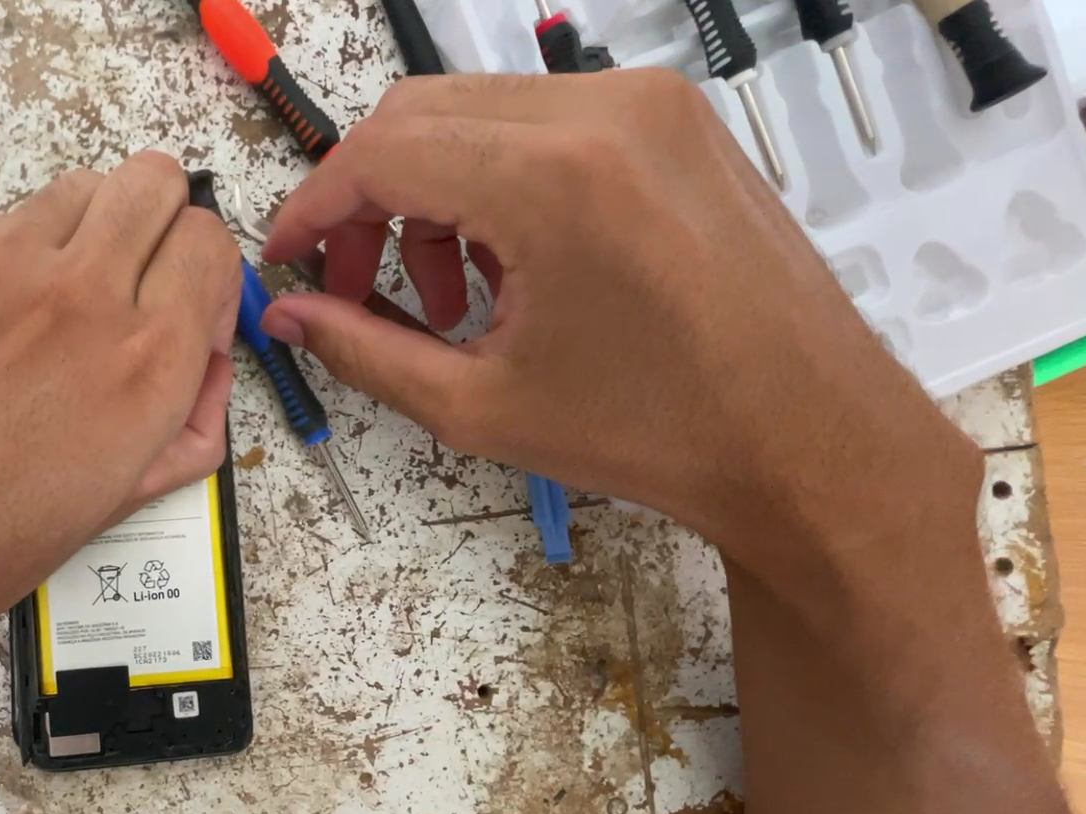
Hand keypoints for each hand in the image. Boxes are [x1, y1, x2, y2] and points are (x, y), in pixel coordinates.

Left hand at [0, 152, 241, 718]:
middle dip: (160, 231)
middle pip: (156, 182)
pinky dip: (17, 259)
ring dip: (90, 234)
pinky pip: (2, 224)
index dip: (206, 283)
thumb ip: (188, 427)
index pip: (212, 247)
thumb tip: (203, 369)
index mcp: (145, 364)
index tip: (184, 320)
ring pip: (81, 189)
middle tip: (134, 290)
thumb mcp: (118, 504)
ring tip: (59, 306)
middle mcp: (82, 294)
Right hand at [258, 73, 978, 579]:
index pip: (380, 153)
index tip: (282, 262)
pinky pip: (535, 126)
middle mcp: (601, 109)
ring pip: (472, 115)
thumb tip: (281, 317)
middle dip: (360, 201)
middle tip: (349, 287)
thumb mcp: (472, 405)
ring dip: (422, 196)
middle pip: (417, 115)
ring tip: (438, 295)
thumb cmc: (639, 433)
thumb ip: (359, 350)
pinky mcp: (672, 121)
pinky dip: (484, 186)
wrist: (804, 436)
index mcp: (551, 179)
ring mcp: (648, 103)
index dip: (311, 208)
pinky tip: (499, 268)